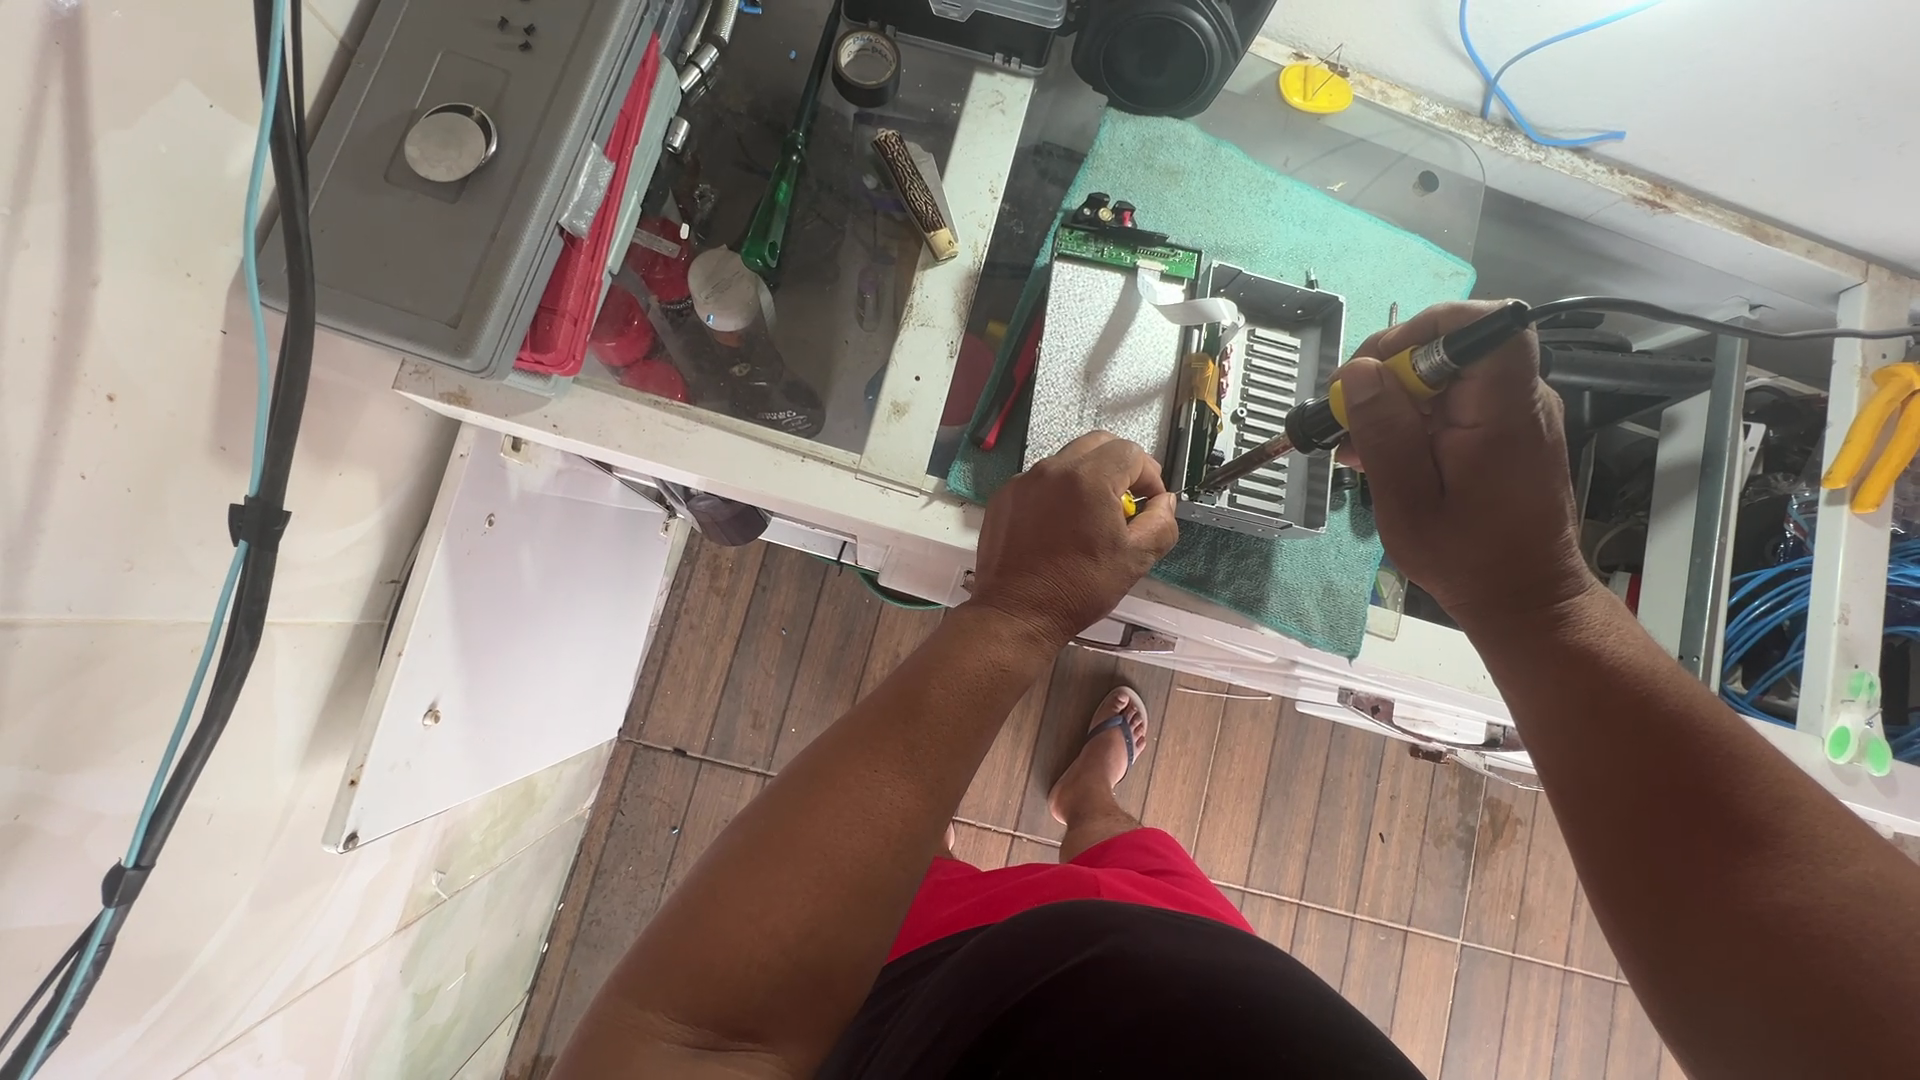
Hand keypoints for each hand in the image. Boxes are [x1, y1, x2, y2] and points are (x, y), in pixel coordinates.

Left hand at [970, 432, 1179, 644]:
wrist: (1016, 613)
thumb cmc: (1078, 588)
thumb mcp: (1136, 560)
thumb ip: (1161, 523)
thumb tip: (1164, 502)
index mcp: (1088, 479)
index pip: (1131, 452)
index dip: (1150, 475)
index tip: (1150, 504)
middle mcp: (1053, 469)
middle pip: (1098, 444)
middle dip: (1121, 465)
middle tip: (1128, 499)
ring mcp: (1024, 481)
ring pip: (1067, 460)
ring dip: (1089, 476)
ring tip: (1093, 515)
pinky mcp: (1004, 497)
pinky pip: (1040, 480)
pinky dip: (1058, 491)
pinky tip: (1060, 525)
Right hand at [1337, 301, 1592, 625]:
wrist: (1522, 593)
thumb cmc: (1465, 557)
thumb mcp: (1407, 502)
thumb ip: (1384, 433)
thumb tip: (1360, 372)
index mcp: (1503, 412)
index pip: (1486, 324)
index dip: (1426, 328)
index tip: (1378, 368)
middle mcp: (1518, 399)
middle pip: (1454, 345)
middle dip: (1390, 367)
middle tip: (1348, 411)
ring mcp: (1511, 412)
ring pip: (1444, 372)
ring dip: (1391, 397)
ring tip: (1354, 439)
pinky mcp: (1499, 428)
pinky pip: (1450, 401)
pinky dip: (1408, 416)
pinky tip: (1376, 450)